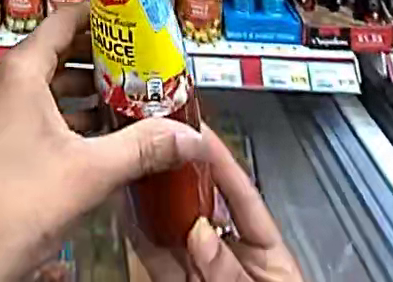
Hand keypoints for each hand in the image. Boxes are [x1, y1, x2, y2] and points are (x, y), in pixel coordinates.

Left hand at [0, 3, 207, 281]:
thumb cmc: (20, 201)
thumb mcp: (88, 172)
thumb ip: (141, 149)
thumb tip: (190, 137)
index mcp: (23, 69)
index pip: (65, 20)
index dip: (101, 14)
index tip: (135, 18)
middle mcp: (12, 77)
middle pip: (64, 47)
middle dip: (105, 53)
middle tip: (146, 57)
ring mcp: (7, 104)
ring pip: (57, 78)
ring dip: (93, 84)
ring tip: (136, 90)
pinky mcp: (8, 129)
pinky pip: (47, 104)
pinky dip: (76, 108)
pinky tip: (109, 127)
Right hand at [135, 125, 304, 281]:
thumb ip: (233, 276)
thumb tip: (199, 233)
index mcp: (267, 255)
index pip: (241, 193)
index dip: (217, 157)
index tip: (192, 124)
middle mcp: (231, 257)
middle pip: (200, 203)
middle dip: (175, 171)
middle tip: (150, 139)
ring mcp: (203, 273)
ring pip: (173, 228)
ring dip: (152, 198)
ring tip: (131, 164)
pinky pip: (159, 261)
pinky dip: (141, 237)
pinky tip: (125, 211)